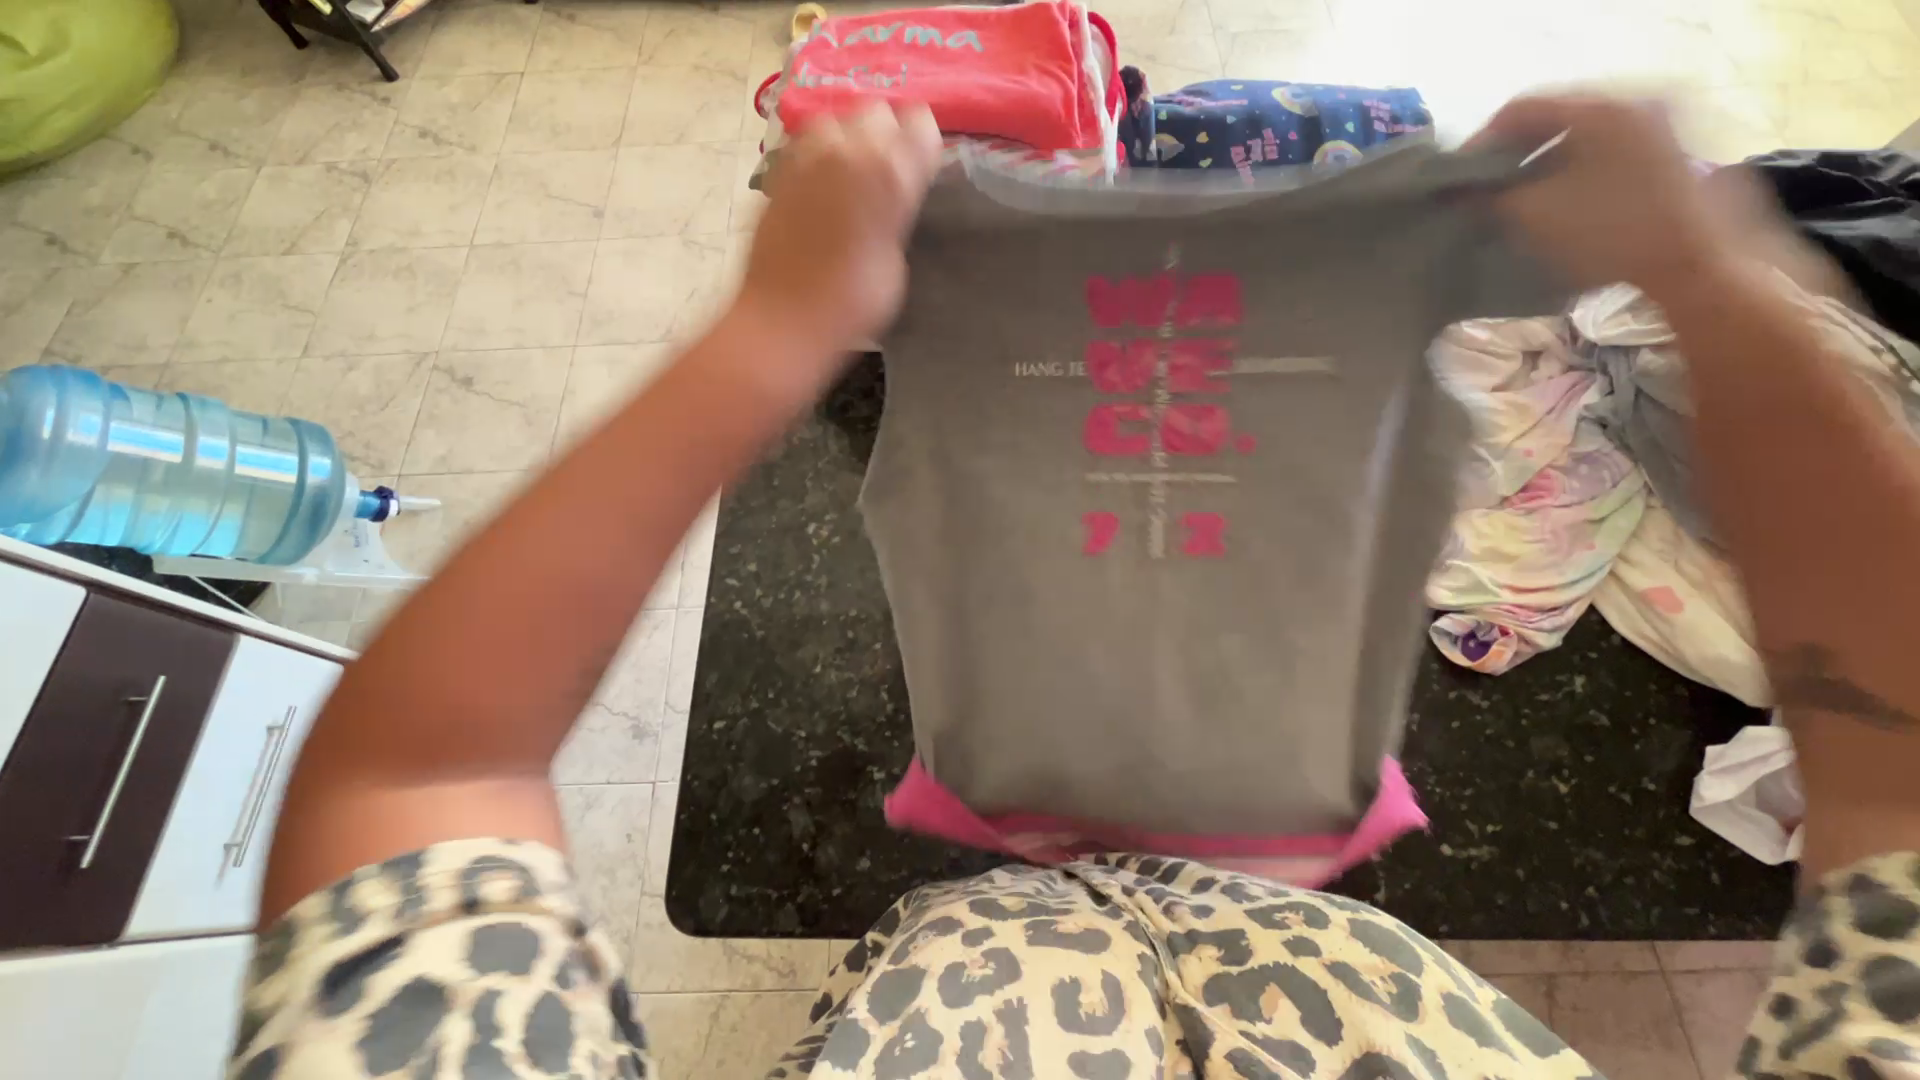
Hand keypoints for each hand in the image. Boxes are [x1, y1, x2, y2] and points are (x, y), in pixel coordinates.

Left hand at [737, 102, 943, 354]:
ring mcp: (806, 157)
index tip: (922, 165)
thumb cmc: (853, 303)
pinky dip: (819, 158)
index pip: (920, 124)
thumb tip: (892, 198)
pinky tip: (822, 190)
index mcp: (889, 172)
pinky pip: (806, 146)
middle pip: (876, 111)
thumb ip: (896, 212)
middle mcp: (848, 150)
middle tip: (886, 173)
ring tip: (851, 177)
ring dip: (848, 141)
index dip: (922, 143)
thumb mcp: (894, 259)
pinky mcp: (778, 172)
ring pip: (836, 121)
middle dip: (885, 134)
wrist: (784, 319)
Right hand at [1470, 95, 1753, 299]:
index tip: (1457, 179)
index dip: (1479, 143)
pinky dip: (1571, 166)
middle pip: (1553, 117)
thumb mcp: (1533, 215)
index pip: (1520, 109)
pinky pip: (1603, 145)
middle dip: (1512, 154)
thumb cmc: (1607, 235)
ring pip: (1578, 133)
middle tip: (1483, 188)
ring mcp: (1656, 123)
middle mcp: (1632, 102)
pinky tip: (1555, 198)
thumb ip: (1488, 195)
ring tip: (1516, 196)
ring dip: (1541, 161)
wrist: (1693, 262)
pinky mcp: (1668, 148)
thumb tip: (1461, 189)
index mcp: (1600, 108)